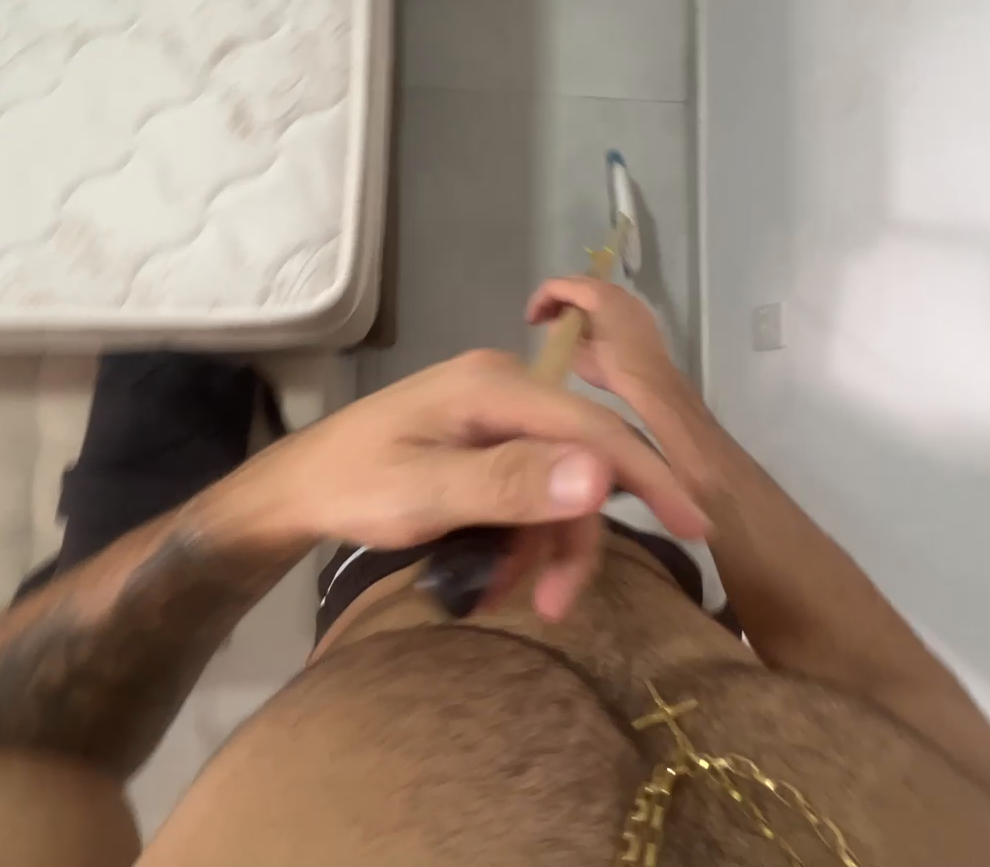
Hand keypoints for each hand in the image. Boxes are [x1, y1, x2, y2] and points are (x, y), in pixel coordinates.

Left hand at [231, 350, 709, 619]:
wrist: (295, 489)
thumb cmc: (351, 485)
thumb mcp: (426, 491)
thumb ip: (510, 482)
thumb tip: (600, 476)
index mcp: (497, 386)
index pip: (592, 428)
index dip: (646, 475)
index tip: (693, 524)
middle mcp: (505, 390)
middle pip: (576, 461)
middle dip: (574, 534)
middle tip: (557, 604)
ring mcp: (494, 416)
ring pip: (553, 483)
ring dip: (544, 544)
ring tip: (513, 598)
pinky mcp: (483, 443)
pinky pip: (525, 488)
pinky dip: (521, 535)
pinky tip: (494, 573)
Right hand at [526, 277, 690, 404]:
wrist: (652, 382)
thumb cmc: (612, 368)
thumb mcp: (576, 353)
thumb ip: (560, 332)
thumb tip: (556, 324)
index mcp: (597, 294)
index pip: (558, 285)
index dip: (538, 300)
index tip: (530, 322)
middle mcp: (615, 289)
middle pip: (576, 282)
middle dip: (555, 298)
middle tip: (541, 320)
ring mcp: (630, 299)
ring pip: (594, 291)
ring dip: (574, 303)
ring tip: (561, 324)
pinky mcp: (639, 313)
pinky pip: (609, 302)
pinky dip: (592, 309)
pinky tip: (587, 329)